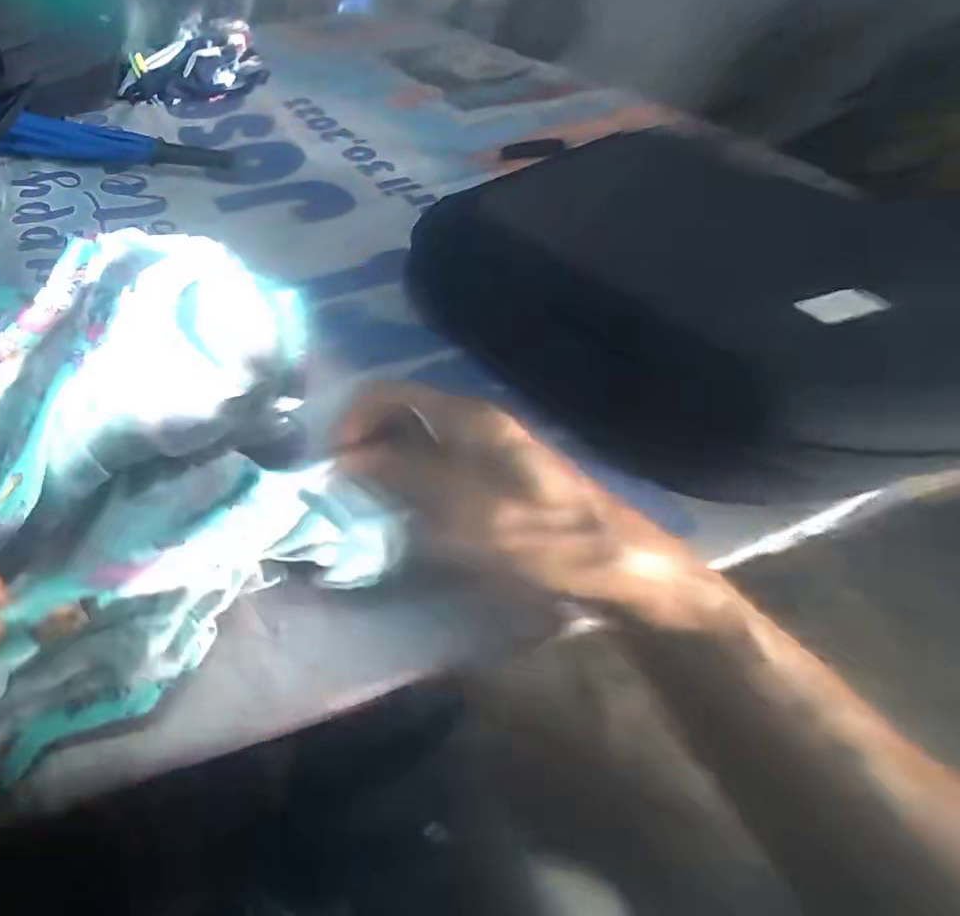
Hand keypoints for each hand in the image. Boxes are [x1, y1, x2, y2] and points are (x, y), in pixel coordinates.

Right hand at [334, 382, 729, 629]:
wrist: (633, 575)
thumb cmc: (550, 539)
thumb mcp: (468, 510)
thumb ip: (404, 476)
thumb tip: (349, 458)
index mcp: (467, 418)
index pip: (385, 393)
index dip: (350, 419)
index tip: (335, 461)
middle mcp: (472, 422)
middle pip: (394, 414)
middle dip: (361, 442)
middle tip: (343, 483)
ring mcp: (483, 447)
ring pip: (410, 438)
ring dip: (379, 462)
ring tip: (364, 499)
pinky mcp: (490, 473)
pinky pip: (430, 462)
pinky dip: (404, 477)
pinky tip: (401, 509)